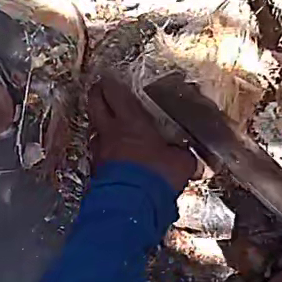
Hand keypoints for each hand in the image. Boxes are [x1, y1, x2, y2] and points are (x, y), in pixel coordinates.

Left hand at [87, 75, 200, 192]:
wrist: (131, 204)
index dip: (111, 83)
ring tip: (107, 124)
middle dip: (96, 95)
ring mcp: (99, 151)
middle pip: (95, 104)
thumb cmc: (156, 175)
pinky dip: (102, 150)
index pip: (115, 93)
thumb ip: (182, 155)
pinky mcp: (95, 170)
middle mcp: (110, 132)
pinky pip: (97, 153)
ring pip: (94, 130)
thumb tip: (188, 158)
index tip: (109, 78)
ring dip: (99, 125)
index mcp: (130, 121)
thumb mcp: (180, 162)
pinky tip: (110, 154)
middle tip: (99, 90)